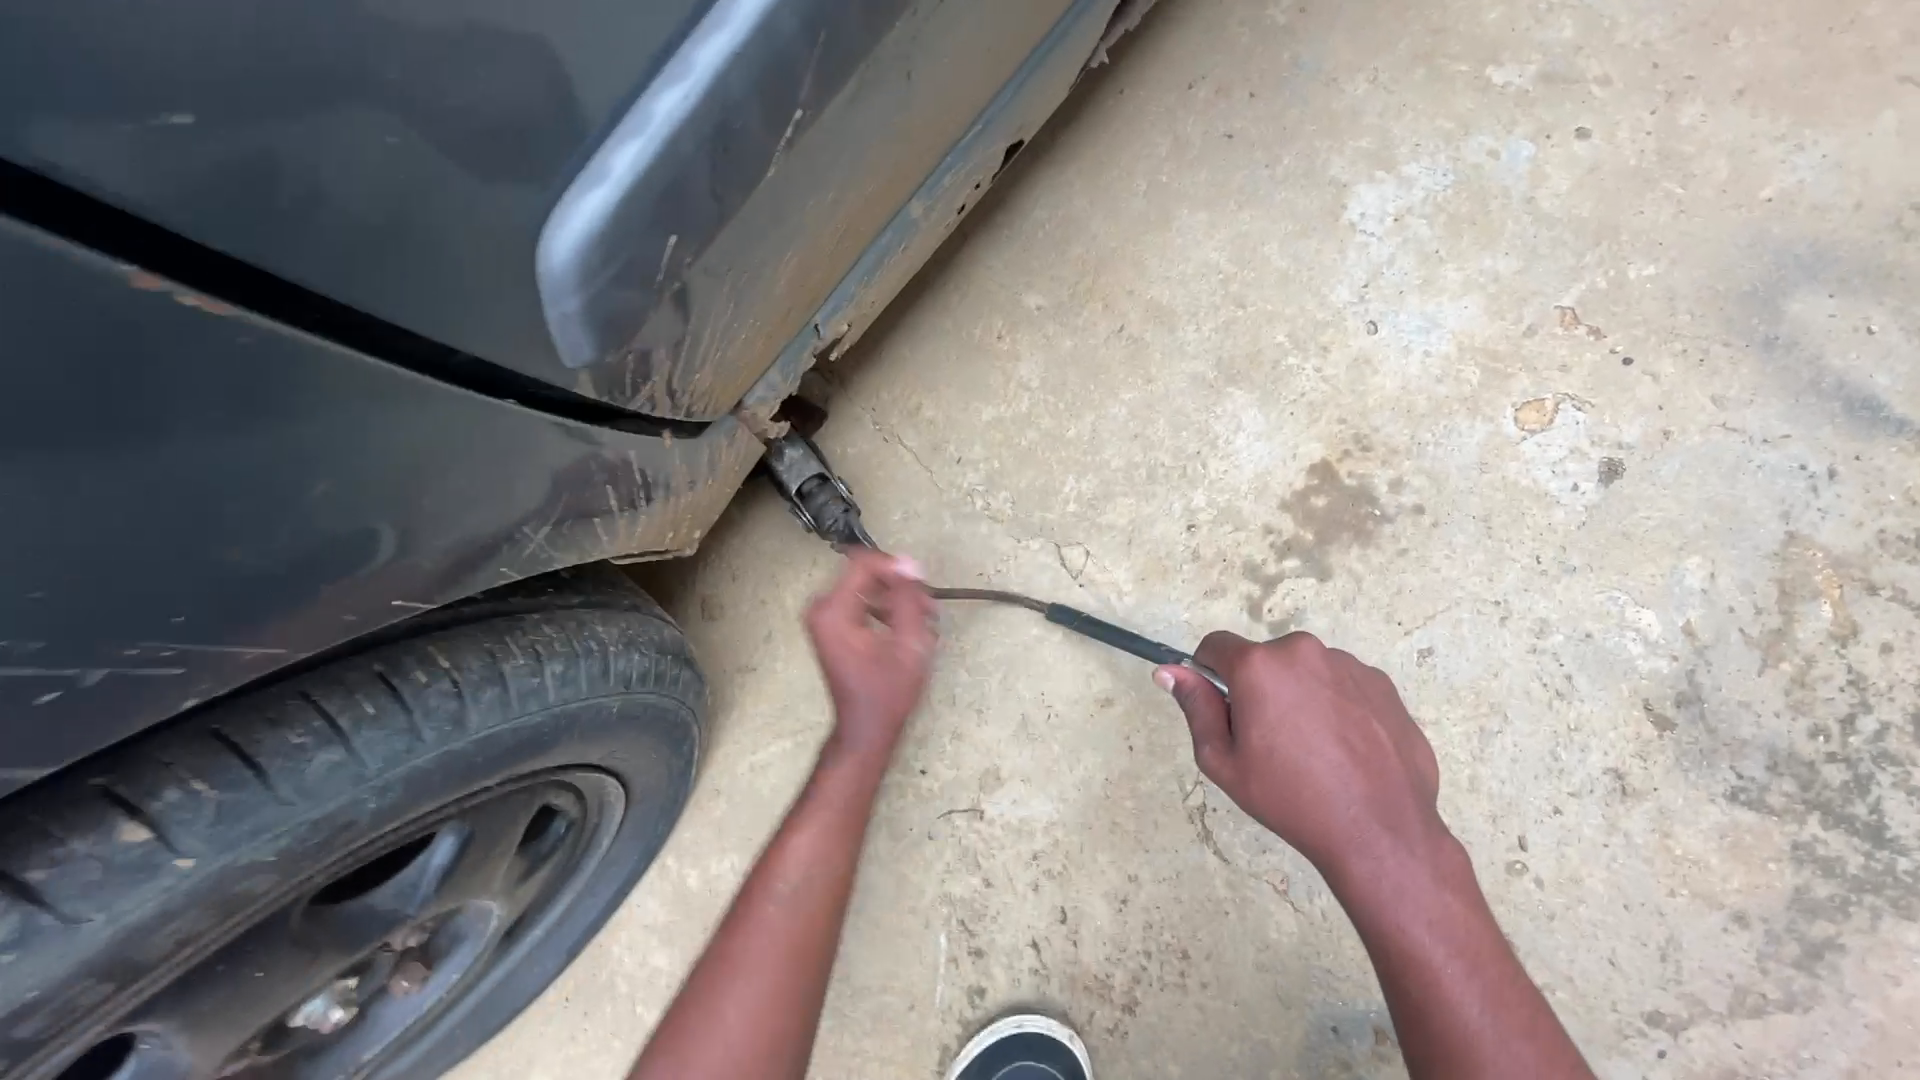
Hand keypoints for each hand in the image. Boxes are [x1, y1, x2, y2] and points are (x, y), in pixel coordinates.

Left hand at [804, 549, 938, 761]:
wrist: (866, 728)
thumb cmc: (887, 693)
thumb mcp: (909, 643)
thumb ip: (909, 599)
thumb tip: (910, 565)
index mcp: (833, 611)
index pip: (864, 563)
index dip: (896, 568)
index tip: (921, 586)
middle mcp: (822, 609)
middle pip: (867, 575)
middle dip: (900, 588)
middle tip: (927, 609)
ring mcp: (824, 618)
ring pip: (867, 588)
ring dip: (897, 600)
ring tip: (923, 622)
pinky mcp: (832, 627)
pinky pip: (862, 602)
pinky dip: (886, 611)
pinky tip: (906, 630)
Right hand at [1156, 632, 1446, 881]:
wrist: (1379, 831)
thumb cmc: (1289, 798)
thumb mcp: (1223, 760)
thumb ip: (1196, 707)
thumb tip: (1169, 671)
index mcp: (1259, 665)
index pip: (1216, 646)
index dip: (1210, 674)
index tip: (1223, 710)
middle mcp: (1303, 651)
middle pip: (1264, 660)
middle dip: (1260, 689)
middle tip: (1270, 742)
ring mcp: (1349, 666)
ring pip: (1305, 672)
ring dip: (1299, 696)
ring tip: (1314, 750)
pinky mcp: (1382, 686)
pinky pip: (1343, 685)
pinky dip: (1336, 707)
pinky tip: (1345, 751)